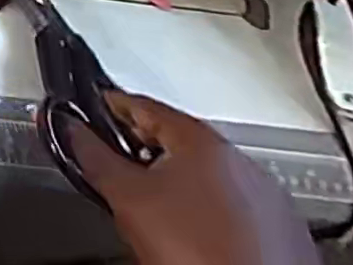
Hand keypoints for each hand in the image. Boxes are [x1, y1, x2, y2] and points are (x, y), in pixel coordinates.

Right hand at [65, 93, 318, 264]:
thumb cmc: (201, 251)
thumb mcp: (122, 191)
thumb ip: (88, 150)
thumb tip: (68, 126)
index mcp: (203, 140)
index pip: (140, 103)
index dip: (105, 107)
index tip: (86, 111)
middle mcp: (242, 163)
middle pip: (171, 138)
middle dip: (137, 148)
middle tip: (111, 163)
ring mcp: (269, 201)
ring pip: (202, 173)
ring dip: (170, 179)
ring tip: (148, 202)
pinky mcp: (283, 236)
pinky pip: (228, 205)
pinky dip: (202, 208)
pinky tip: (186, 229)